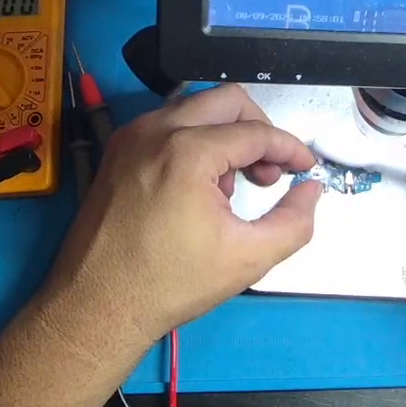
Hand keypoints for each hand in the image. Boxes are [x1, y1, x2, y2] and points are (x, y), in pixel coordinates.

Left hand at [39, 84, 322, 349]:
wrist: (94, 306)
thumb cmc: (169, 284)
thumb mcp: (247, 259)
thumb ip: (294, 222)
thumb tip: (311, 190)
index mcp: (188, 151)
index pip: (256, 132)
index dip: (290, 147)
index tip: (305, 168)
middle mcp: (157, 130)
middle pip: (228, 100)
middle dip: (260, 130)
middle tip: (270, 171)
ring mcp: (133, 135)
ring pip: (197, 107)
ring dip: (227, 132)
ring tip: (234, 184)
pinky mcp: (118, 148)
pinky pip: (169, 122)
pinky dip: (196, 138)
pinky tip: (199, 184)